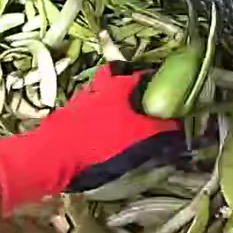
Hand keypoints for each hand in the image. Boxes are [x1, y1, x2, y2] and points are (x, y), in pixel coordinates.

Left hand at [0, 64, 184, 213]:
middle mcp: (97, 89)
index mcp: (117, 88)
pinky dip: (93, 119)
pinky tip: (98, 135)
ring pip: (97, 95)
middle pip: (114, 79)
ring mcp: (78, 103)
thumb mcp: (139, 138)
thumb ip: (162, 130)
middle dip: (125, 86)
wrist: (50, 158)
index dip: (154, 80)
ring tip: (119, 120)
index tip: (164, 89)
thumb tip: (182, 126)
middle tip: (137, 102)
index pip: (141, 75)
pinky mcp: (64, 119)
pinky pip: (85, 113)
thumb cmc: (99, 144)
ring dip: (107, 103)